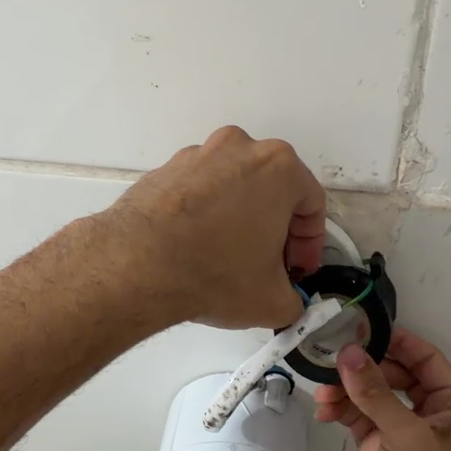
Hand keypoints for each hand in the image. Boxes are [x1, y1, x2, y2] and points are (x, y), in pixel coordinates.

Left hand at [100, 126, 326, 329]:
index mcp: (278, 167)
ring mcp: (197, 157)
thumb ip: (293, 300)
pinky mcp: (164, 172)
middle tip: (270, 268)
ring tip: (229, 264)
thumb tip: (287, 301)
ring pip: (232, 190)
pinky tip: (197, 254)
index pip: (311, 204)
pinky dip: (204, 220)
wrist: (139, 266)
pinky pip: (197, 196)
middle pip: (271, 191)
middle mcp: (239, 149)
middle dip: (275, 231)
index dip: (310, 245)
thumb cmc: (214, 274)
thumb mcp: (272, 301)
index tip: (300, 270)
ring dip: (238, 222)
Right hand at [314, 331, 450, 450]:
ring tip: (323, 393)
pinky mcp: (377, 449)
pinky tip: (324, 411)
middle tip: (334, 360)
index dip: (399, 343)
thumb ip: (376, 394)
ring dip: (347, 390)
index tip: (365, 330)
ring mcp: (401, 432)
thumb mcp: (407, 436)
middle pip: (395, 375)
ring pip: (372, 396)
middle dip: (365, 368)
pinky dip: (340, 410)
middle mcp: (430, 415)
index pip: (427, 360)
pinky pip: (357, 417)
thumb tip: (349, 355)